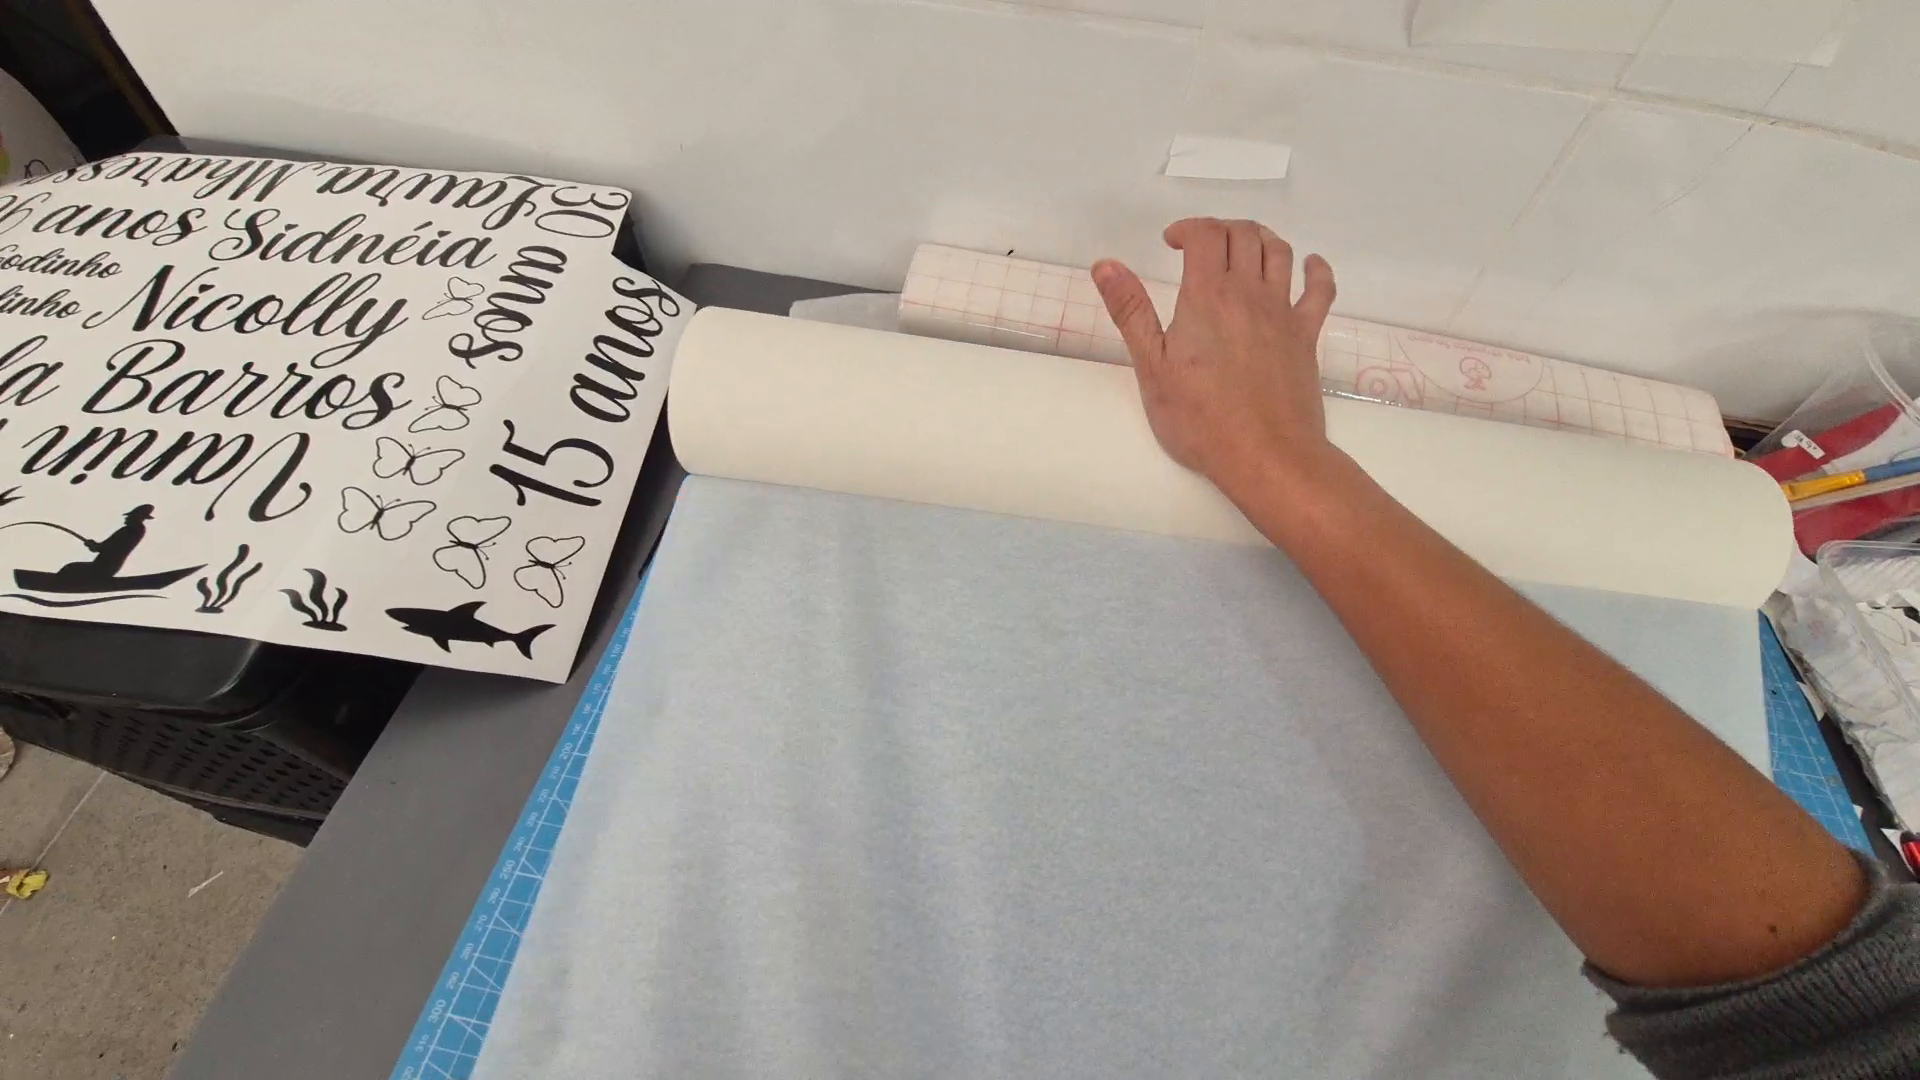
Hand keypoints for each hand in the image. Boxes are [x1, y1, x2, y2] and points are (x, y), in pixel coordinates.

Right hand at [1092, 218, 1335, 501]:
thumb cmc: (1198, 417)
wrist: (1264, 453)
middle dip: (1220, 230)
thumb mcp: (1151, 367)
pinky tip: (1310, 265)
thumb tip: (1105, 265)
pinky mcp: (1306, 336)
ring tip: (1242, 247)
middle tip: (1200, 246)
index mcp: (1208, 296)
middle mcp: (1250, 293)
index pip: (1205, 236)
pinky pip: (1320, 289)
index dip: (1188, 228)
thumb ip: (1130, 311)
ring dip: (1260, 238)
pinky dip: (1316, 269)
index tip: (1171, 242)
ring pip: (1280, 252)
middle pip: (1244, 235)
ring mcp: (1283, 312)